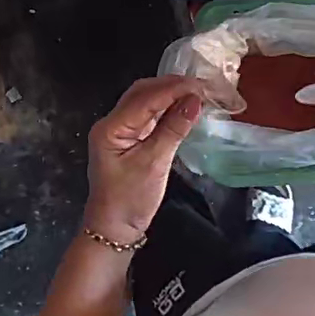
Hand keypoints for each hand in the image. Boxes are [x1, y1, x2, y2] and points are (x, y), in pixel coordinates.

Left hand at [85, 76, 206, 242]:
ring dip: (170, 94)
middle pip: (142, 92)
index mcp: (111, 127)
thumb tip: (195, 101)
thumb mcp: (154, 164)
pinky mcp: (129, 138)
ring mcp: (119, 130)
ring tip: (198, 92)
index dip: (174, 89)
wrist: (114, 229)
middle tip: (203, 86)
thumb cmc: (130, 200)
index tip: (203, 85)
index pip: (145, 98)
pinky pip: (148, 115)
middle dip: (172, 86)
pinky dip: (166, 108)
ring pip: (145, 101)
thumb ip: (173, 129)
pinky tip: (184, 106)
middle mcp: (112, 122)